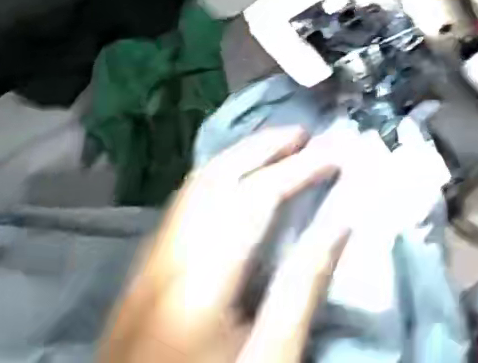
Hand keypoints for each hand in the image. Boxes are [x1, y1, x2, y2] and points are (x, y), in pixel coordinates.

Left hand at [102, 128, 349, 362]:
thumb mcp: (272, 362)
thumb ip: (304, 285)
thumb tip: (341, 218)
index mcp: (197, 284)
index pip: (255, 196)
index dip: (302, 167)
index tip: (342, 152)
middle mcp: (162, 265)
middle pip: (214, 180)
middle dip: (264, 148)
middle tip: (310, 137)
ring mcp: (141, 276)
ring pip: (190, 191)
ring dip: (238, 161)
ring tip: (281, 152)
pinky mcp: (135, 291)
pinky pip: (178, 213)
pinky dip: (214, 185)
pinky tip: (237, 191)